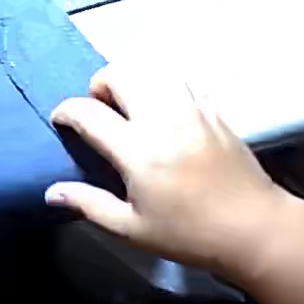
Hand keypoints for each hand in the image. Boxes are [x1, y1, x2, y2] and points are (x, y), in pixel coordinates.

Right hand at [46, 66, 303, 279]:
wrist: (253, 227)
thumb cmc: (188, 234)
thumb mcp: (131, 228)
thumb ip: (89, 204)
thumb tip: (51, 192)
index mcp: (138, 151)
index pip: (90, 113)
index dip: (67, 111)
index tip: (61, 119)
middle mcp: (163, 119)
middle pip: (122, 74)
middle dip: (100, 84)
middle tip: (99, 109)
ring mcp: (192, 110)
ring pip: (153, 69)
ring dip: (133, 79)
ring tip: (130, 105)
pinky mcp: (214, 110)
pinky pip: (181, 81)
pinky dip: (162, 84)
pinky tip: (162, 109)